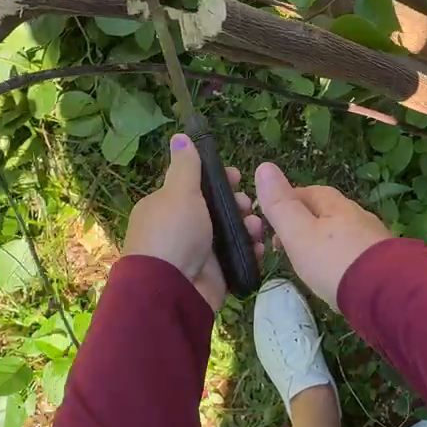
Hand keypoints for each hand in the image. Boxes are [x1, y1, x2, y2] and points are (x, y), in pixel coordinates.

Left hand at [123, 134, 263, 309]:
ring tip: (258, 228)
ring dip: (249, 227)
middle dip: (239, 204)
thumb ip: (185, 166)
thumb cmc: (174, 232)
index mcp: (167, 207)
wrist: (171, 289)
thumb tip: (179, 137)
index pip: (197, 187)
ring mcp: (199, 254)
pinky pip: (238, 258)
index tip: (237, 177)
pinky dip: (250, 252)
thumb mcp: (179, 192)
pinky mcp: (215, 275)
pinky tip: (259, 248)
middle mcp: (182, 229)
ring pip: (231, 233)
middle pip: (218, 210)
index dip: (219, 180)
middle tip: (250, 205)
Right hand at [253, 162, 391, 306]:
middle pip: (326, 212)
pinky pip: (354, 252)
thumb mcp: (299, 233)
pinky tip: (335, 275)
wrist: (386, 293)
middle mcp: (358, 215)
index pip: (307, 192)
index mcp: (335, 204)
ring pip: (341, 233)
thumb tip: (264, 166)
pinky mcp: (383, 261)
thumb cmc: (335, 262)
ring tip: (307, 263)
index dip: (287, 202)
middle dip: (304, 223)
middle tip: (285, 246)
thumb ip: (280, 204)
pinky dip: (339, 259)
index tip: (270, 223)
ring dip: (322, 242)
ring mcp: (373, 238)